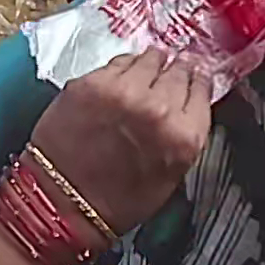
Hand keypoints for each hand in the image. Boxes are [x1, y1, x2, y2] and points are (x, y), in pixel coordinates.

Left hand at [26, 51, 211, 235]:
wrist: (61, 205)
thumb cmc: (117, 200)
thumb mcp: (172, 174)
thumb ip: (185, 133)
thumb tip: (190, 102)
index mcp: (183, 136)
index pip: (203, 91)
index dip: (199, 82)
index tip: (197, 77)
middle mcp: (159, 109)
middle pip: (179, 71)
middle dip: (178, 71)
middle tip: (174, 70)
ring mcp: (124, 91)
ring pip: (152, 59)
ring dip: (154, 63)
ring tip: (150, 67)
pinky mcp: (94, 82)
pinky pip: (121, 61)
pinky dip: (126, 65)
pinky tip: (125, 73)